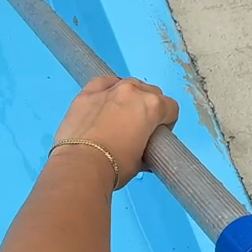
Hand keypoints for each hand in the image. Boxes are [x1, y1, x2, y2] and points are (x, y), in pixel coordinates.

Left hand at [51, 76, 178, 186]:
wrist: (81, 167)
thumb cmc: (114, 167)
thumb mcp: (140, 162)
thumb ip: (146, 148)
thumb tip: (143, 153)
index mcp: (152, 107)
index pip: (171, 108)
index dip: (166, 123)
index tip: (157, 135)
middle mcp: (132, 91)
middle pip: (150, 92)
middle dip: (148, 108)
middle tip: (138, 129)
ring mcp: (108, 89)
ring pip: (128, 84)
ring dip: (128, 97)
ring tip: (119, 117)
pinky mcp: (86, 93)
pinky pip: (102, 83)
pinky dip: (107, 91)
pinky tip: (104, 103)